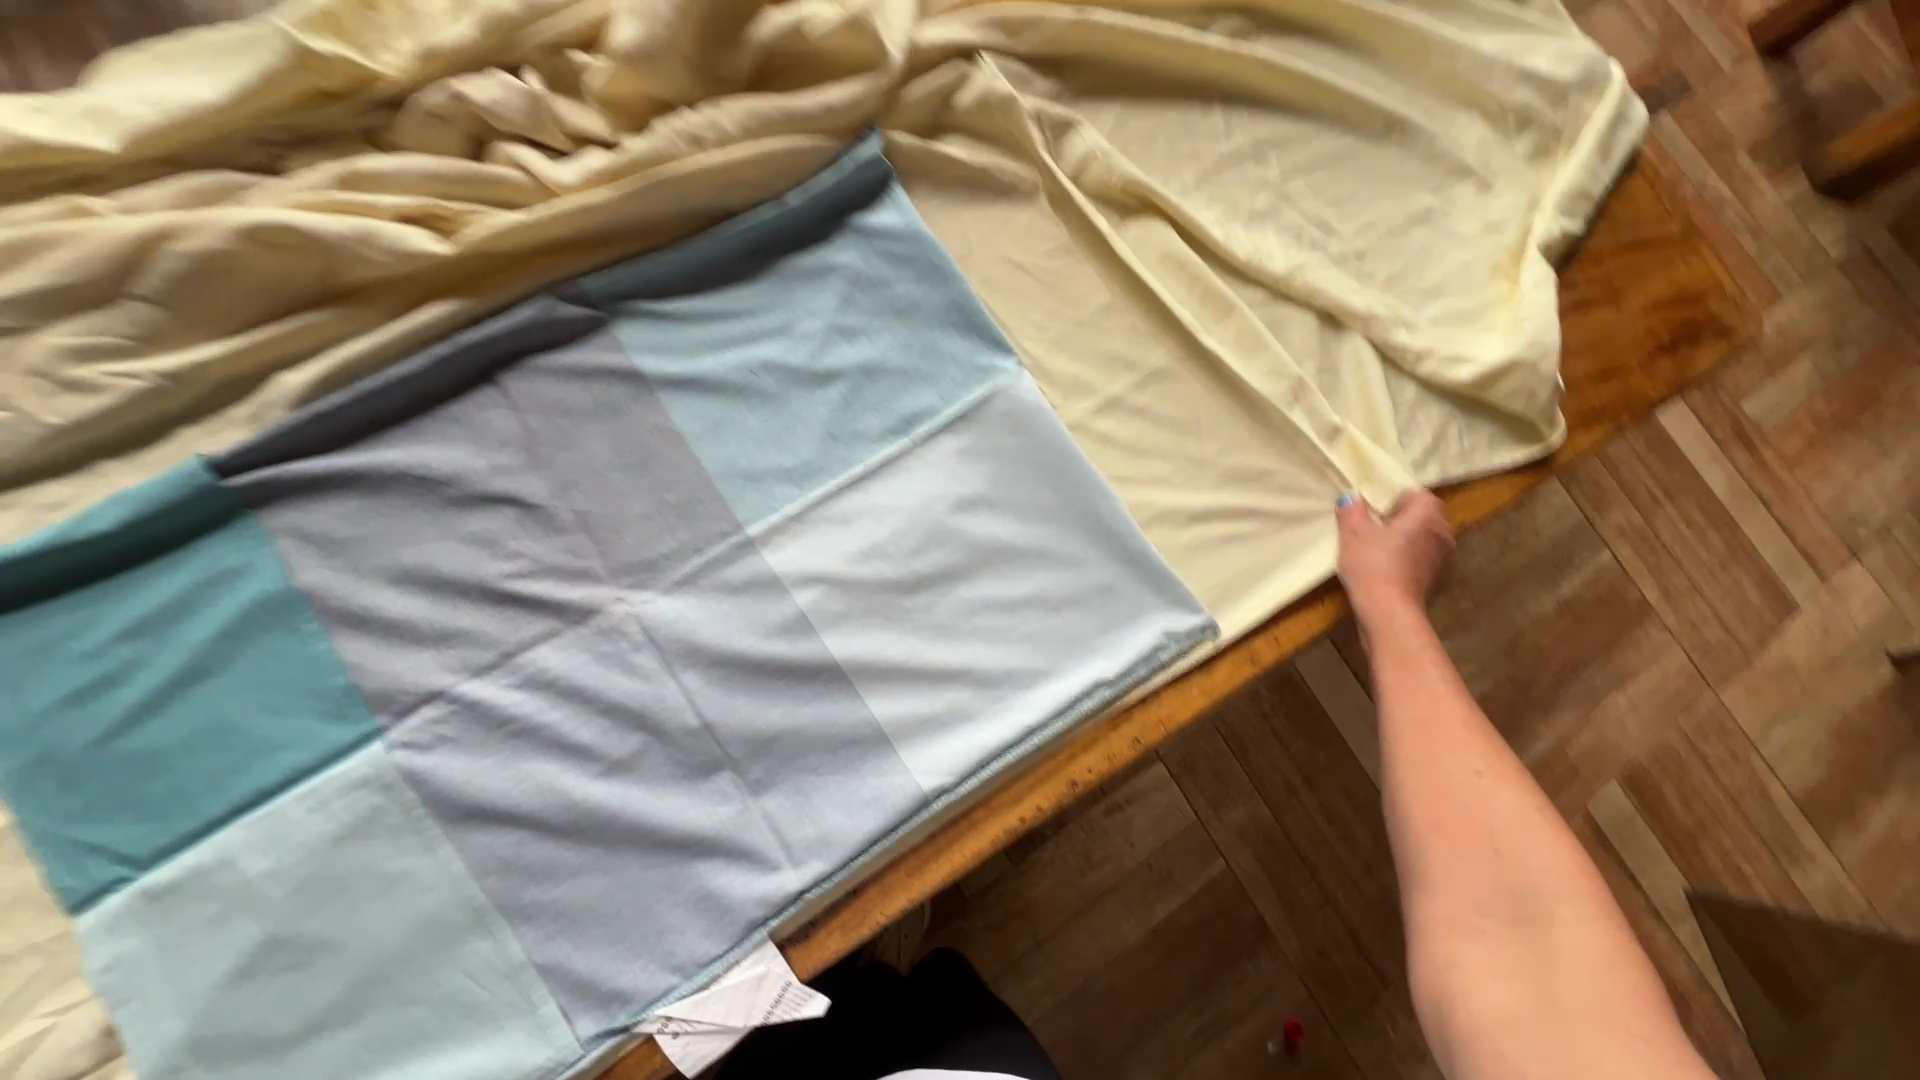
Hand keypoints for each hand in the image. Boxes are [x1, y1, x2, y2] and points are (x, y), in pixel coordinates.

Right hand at [1335, 489, 1454, 626]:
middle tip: (1377, 526)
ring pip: (1427, 538)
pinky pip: (1425, 559)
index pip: (1420, 495)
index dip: (1398, 498)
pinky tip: (1389, 569)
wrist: (1389, 612)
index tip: (1377, 509)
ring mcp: (1443, 559)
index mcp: (1425, 516)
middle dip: (1405, 518)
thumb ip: (1352, 511)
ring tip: (1382, 548)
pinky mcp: (1437, 580)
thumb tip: (1351, 498)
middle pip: (1427, 516)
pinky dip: (1411, 559)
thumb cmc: (1372, 565)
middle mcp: (1442, 534)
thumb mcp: (1353, 534)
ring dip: (1409, 539)